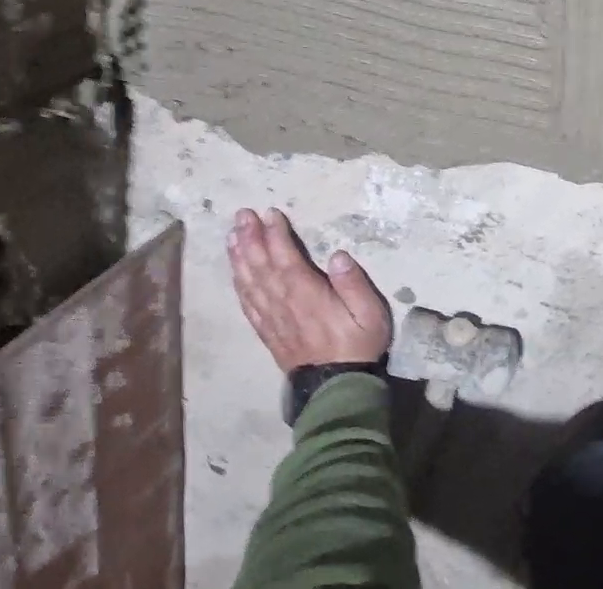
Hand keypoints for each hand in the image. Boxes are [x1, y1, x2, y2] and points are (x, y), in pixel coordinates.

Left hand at [228, 207, 392, 369]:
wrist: (338, 388)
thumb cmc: (358, 345)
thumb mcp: (369, 313)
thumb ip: (354, 284)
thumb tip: (338, 255)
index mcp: (307, 297)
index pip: (286, 260)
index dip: (276, 236)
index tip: (270, 213)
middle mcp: (283, 305)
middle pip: (262, 268)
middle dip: (251, 239)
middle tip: (241, 215)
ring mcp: (272, 320)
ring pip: (250, 284)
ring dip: (239, 258)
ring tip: (232, 235)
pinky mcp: (268, 333)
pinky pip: (248, 304)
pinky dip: (239, 285)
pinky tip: (236, 273)